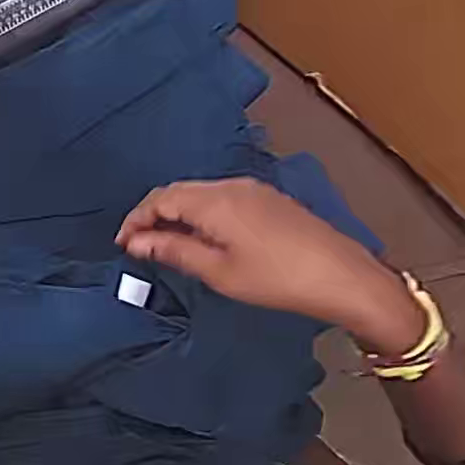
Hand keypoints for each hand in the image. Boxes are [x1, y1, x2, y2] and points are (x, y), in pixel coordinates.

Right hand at [116, 178, 423, 353]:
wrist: (342, 277)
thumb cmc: (276, 279)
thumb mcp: (217, 271)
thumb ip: (173, 250)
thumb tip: (136, 242)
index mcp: (215, 200)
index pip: (160, 198)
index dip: (135, 219)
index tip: (122, 244)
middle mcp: (231, 186)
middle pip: (177, 191)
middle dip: (152, 214)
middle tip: (138, 245)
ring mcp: (251, 189)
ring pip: (197, 193)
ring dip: (175, 213)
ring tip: (164, 243)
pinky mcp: (266, 199)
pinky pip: (218, 197)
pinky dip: (198, 212)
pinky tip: (199, 236)